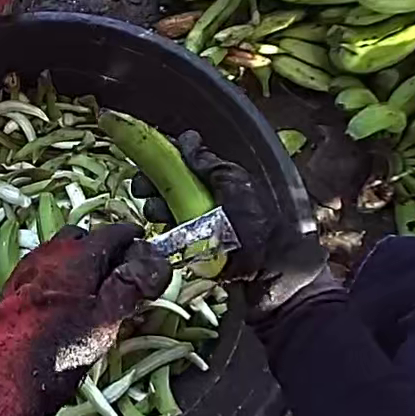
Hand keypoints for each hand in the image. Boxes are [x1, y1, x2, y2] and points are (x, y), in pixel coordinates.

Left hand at [0, 223, 169, 415]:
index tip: (145, 246)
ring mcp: (29, 269)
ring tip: (96, 289)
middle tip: (123, 272)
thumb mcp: (107, 319)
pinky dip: (61, 277)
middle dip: (105, 249)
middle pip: (84, 238)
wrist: (7, 379)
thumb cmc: (60, 350)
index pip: (113, 232)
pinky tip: (67, 303)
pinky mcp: (14, 289)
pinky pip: (44, 271)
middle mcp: (50, 254)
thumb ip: (132, 286)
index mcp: (77, 256)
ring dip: (81, 263)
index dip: (133, 238)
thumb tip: (157, 262)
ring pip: (61, 254)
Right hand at [137, 132, 334, 318]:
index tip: (144, 156)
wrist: (272, 277)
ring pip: (164, 210)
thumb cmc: (259, 227)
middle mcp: (205, 201)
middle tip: (142, 189)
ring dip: (155, 208)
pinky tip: (159, 232)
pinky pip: (167, 237)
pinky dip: (160, 232)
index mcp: (217, 181)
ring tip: (157, 214)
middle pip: (167, 186)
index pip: (182, 162)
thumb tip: (186, 138)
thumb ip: (209, 163)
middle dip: (152, 184)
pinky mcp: (191, 252)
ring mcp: (197, 228)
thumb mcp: (235, 185)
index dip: (162, 157)